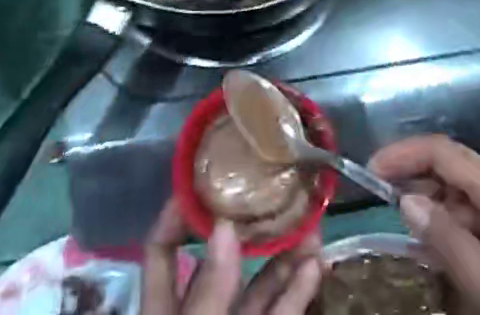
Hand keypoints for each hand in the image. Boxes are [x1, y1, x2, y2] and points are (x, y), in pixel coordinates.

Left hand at [141, 201, 323, 314]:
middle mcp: (199, 313)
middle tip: (278, 194)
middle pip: (222, 263)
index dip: (179, 214)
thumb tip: (224, 226)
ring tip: (313, 225)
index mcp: (165, 310)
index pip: (163, 251)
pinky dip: (297, 293)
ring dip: (286, 258)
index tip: (206, 178)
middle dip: (250, 229)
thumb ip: (208, 291)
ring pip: (257, 288)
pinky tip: (316, 266)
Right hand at [370, 135, 479, 314]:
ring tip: (404, 237)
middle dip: (417, 183)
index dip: (406, 154)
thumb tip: (408, 201)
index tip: (369, 174)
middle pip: (455, 173)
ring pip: (466, 203)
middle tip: (382, 211)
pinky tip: (438, 258)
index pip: (446, 152)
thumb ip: (451, 244)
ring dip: (434, 214)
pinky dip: (455, 237)